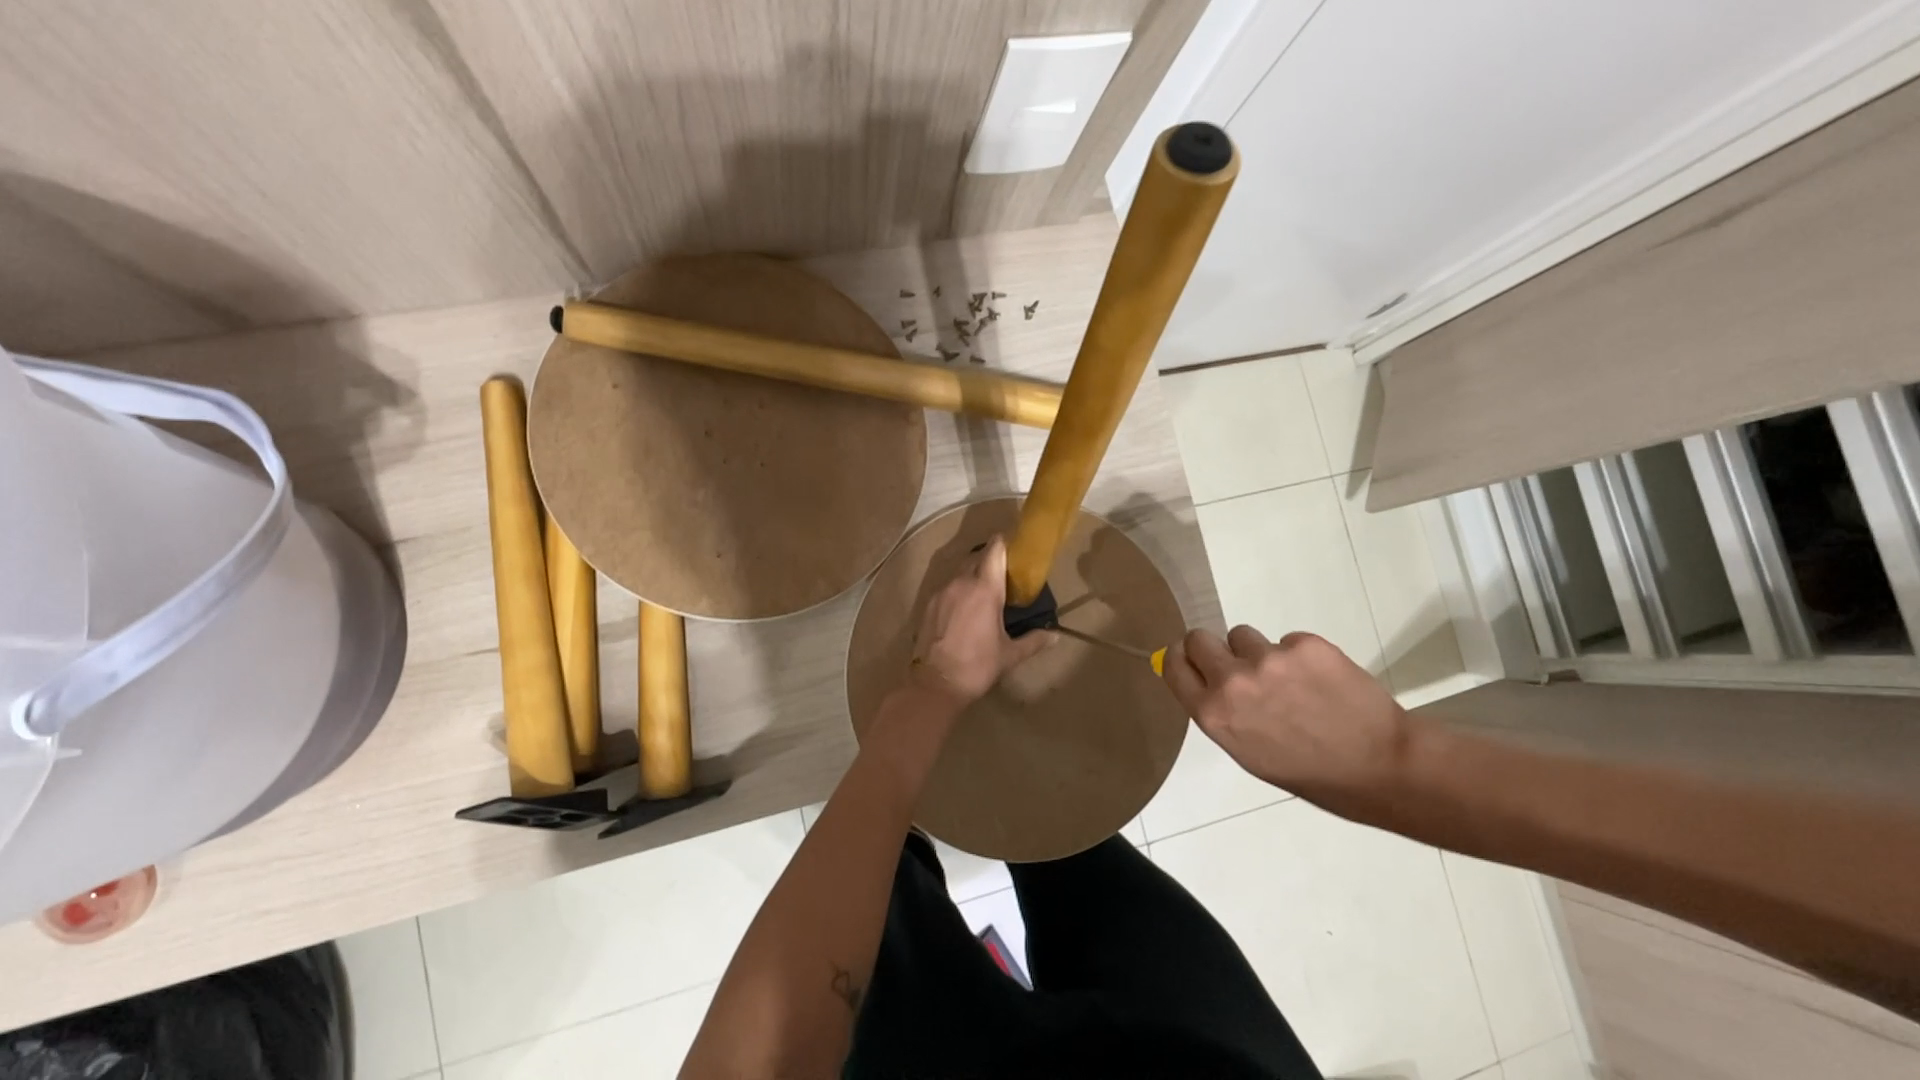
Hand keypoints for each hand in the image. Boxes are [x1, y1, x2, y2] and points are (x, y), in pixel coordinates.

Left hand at [909, 536, 1054, 705]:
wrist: (935, 684)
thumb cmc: (977, 666)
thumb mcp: (1010, 655)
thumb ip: (1033, 641)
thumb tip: (1054, 636)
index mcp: (984, 589)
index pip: (995, 551)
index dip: (1004, 543)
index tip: (1014, 544)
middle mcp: (961, 583)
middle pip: (976, 558)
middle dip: (990, 560)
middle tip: (1005, 573)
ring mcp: (941, 593)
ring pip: (959, 573)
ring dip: (973, 576)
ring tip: (985, 592)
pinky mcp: (928, 605)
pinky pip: (947, 588)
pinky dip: (959, 591)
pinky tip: (965, 608)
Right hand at [1161, 626, 1410, 801]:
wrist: (1378, 765)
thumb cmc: (1306, 772)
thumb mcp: (1246, 752)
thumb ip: (1218, 712)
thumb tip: (1200, 681)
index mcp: (1213, 714)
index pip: (1174, 664)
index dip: (1181, 658)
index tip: (1192, 660)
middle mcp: (1233, 680)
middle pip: (1200, 638)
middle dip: (1214, 649)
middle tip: (1238, 666)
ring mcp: (1270, 658)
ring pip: (1245, 636)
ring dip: (1258, 653)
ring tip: (1291, 682)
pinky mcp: (1305, 644)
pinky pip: (1287, 640)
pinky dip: (1298, 656)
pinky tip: (1320, 682)